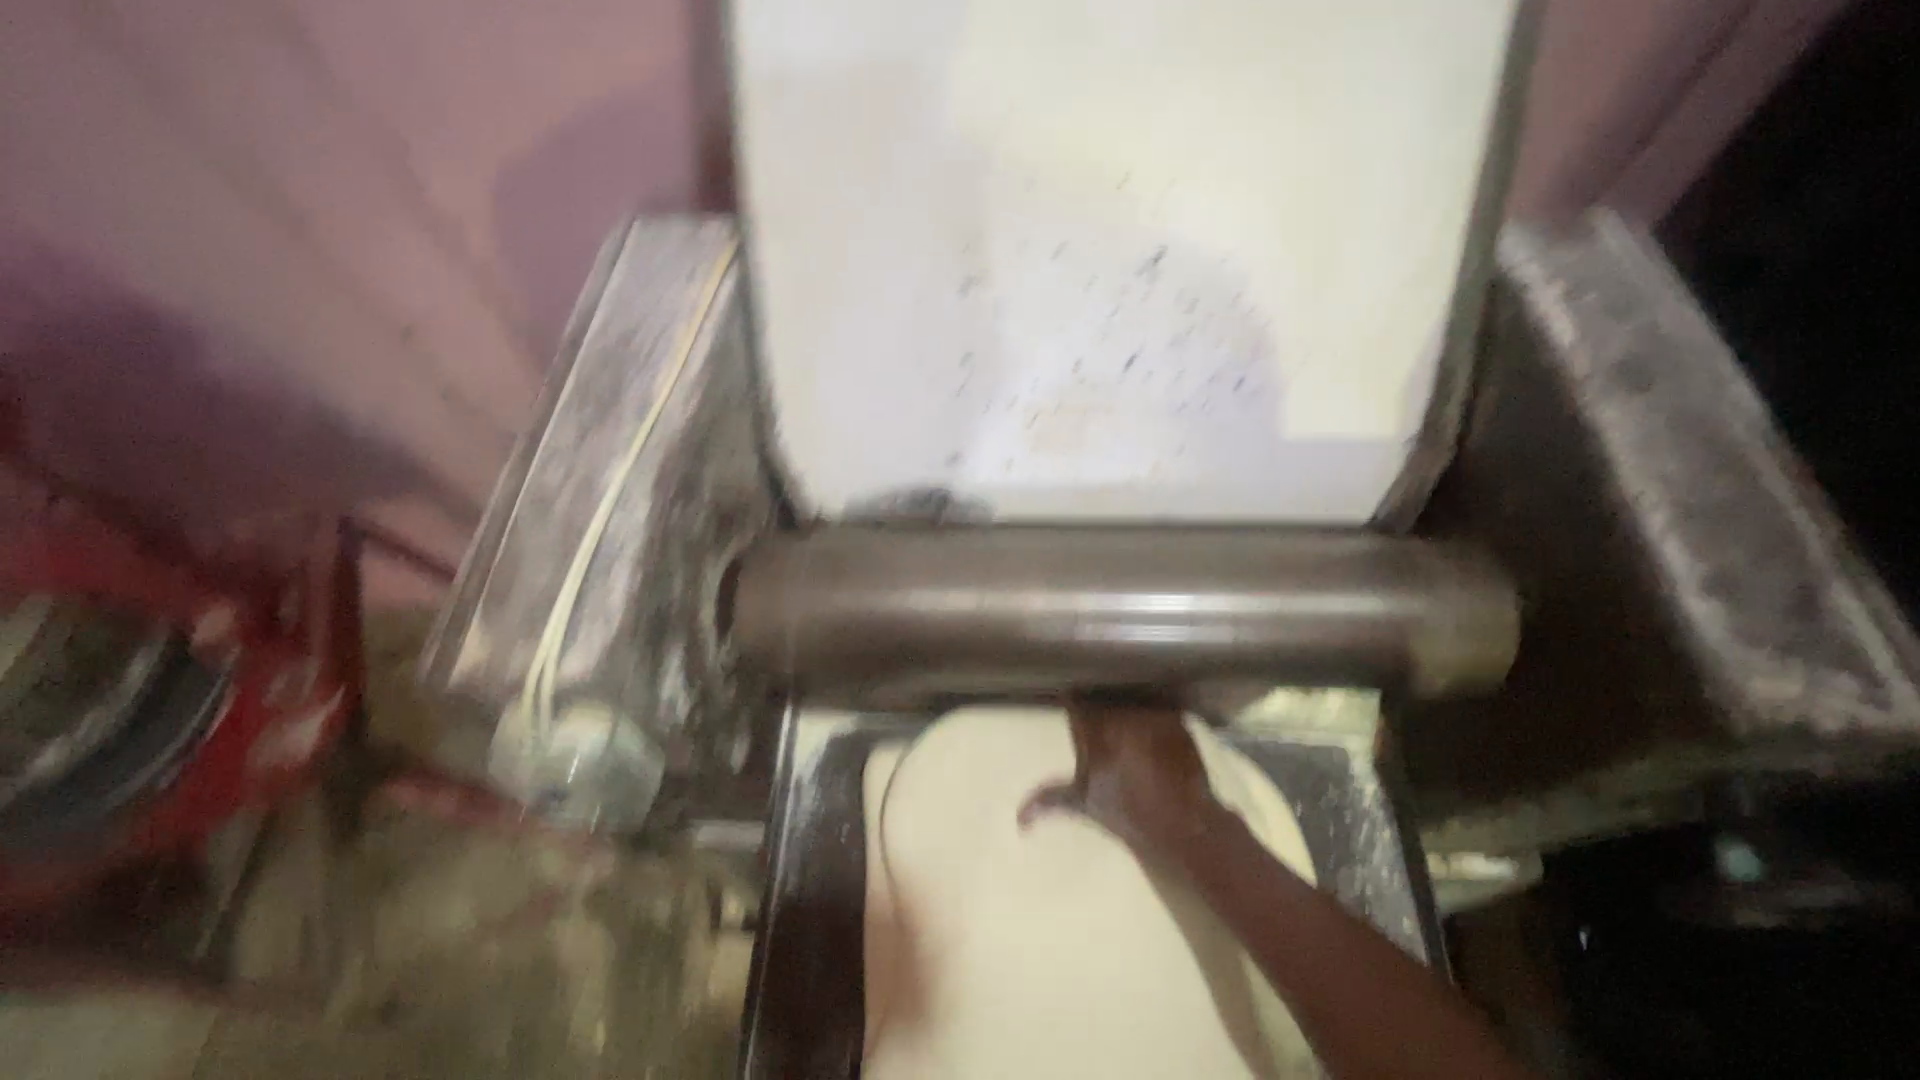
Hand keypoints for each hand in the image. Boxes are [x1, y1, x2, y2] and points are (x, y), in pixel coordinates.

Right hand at [1018, 699, 1233, 862]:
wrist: (1181, 822)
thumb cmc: (1125, 811)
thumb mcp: (1082, 804)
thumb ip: (1048, 800)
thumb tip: (1019, 819)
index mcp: (1092, 725)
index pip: (1075, 698)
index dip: (1073, 700)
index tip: (1071, 705)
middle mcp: (1120, 710)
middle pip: (1104, 696)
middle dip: (1101, 708)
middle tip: (1102, 727)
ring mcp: (1151, 713)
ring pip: (1132, 700)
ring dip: (1128, 711)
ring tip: (1129, 732)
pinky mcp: (1176, 719)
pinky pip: (1157, 710)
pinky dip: (1154, 720)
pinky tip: (1154, 738)